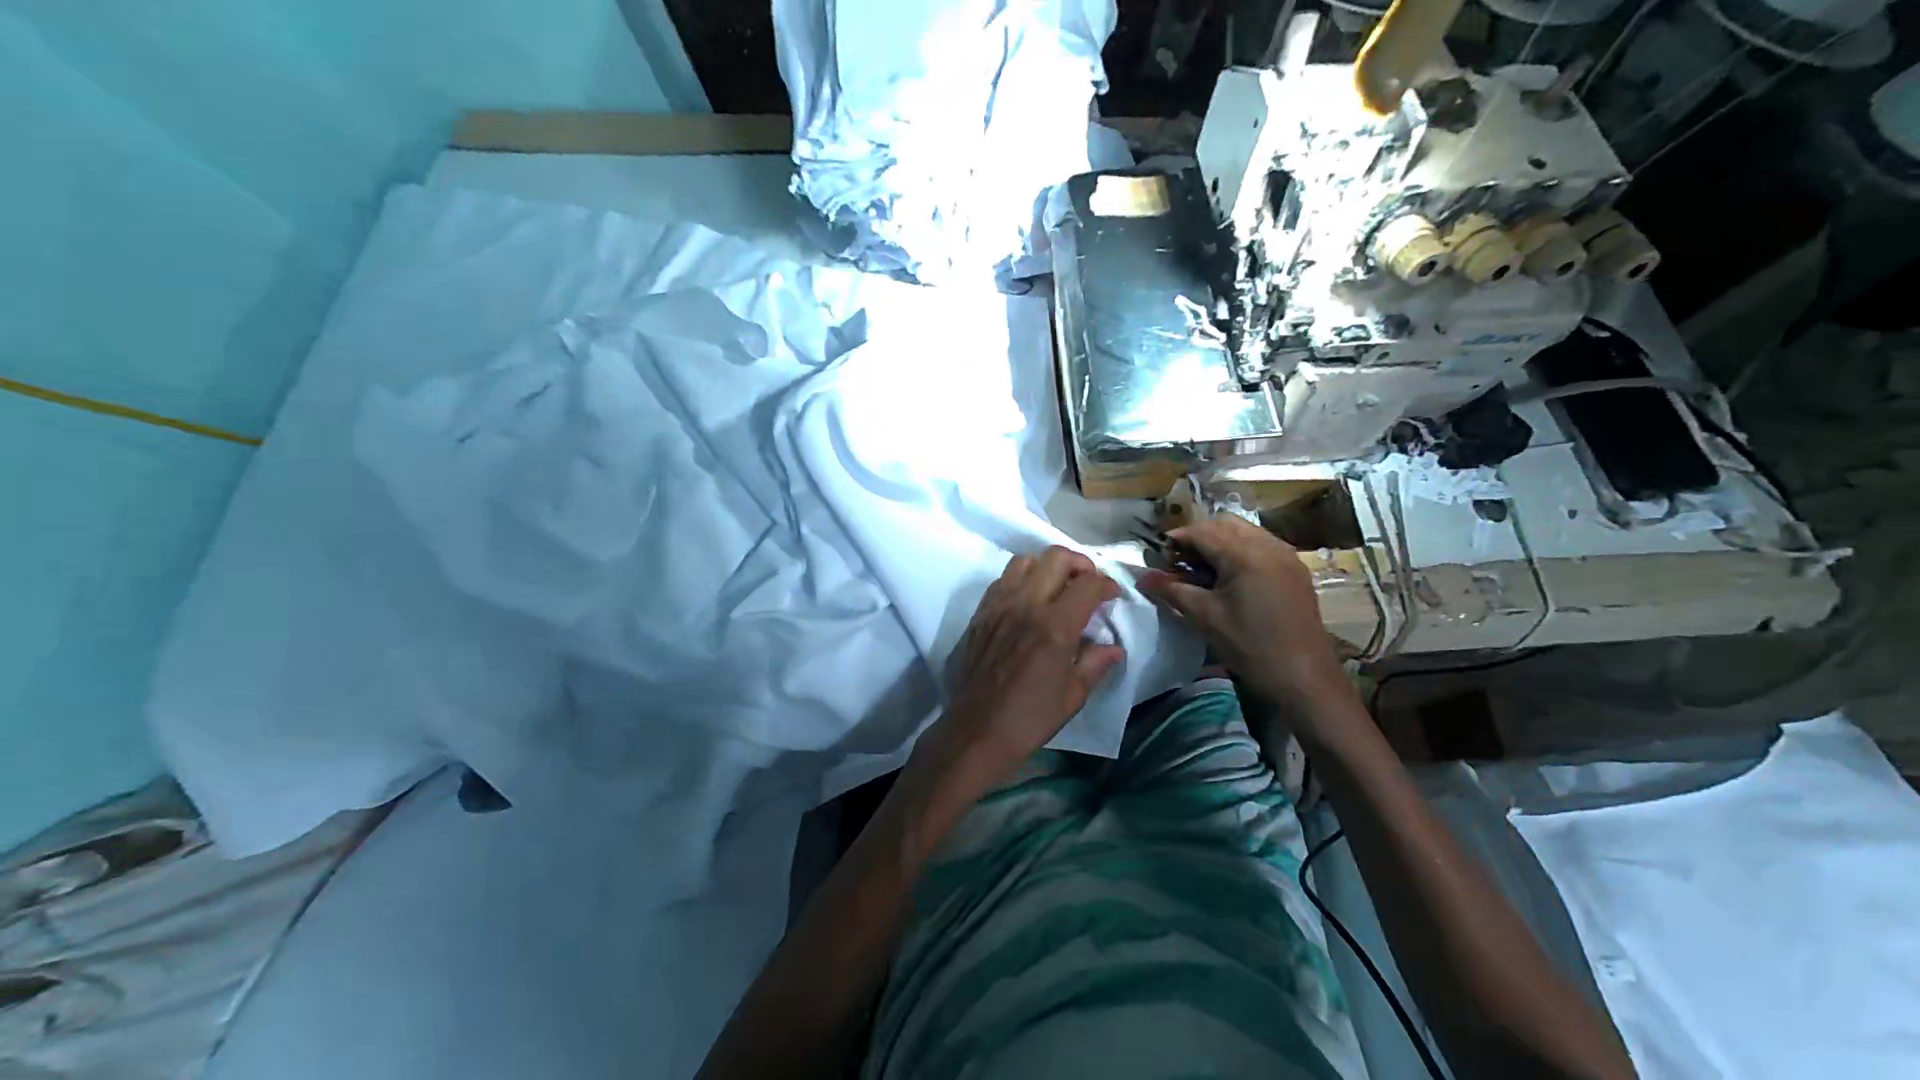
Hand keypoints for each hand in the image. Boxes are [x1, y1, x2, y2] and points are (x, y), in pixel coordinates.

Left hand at [924, 547, 1125, 784]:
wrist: (978, 731)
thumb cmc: (1030, 718)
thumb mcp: (1073, 695)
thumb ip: (1096, 663)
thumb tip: (1114, 647)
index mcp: (1054, 627)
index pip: (1087, 585)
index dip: (1107, 584)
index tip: (1112, 595)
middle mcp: (1025, 605)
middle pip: (1056, 557)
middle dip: (1080, 564)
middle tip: (1088, 584)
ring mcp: (999, 606)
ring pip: (1025, 560)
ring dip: (1047, 566)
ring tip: (1058, 587)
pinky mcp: (981, 614)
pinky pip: (1002, 579)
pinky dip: (1021, 579)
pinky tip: (1029, 600)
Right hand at [1139, 517, 1356, 716]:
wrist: (1303, 677)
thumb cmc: (1251, 646)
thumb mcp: (1205, 617)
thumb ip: (1172, 590)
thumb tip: (1142, 577)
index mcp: (1246, 554)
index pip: (1203, 532)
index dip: (1177, 539)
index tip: (1157, 554)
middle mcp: (1269, 546)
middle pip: (1226, 525)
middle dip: (1199, 536)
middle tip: (1179, 561)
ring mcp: (1287, 556)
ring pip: (1246, 532)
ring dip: (1221, 541)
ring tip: (1202, 568)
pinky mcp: (1295, 569)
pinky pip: (1263, 545)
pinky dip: (1241, 550)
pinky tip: (1229, 575)